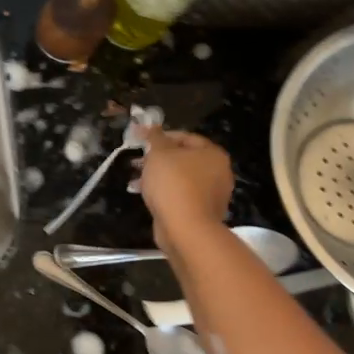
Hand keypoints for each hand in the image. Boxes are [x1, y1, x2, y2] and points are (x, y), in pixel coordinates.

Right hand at [136, 126, 233, 249]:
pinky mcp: (202, 212)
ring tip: (136, 181)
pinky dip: (165, 193)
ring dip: (158, 177)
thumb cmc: (173, 184)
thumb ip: (154, 137)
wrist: (186, 229)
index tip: (140, 141)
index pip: (185, 137)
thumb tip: (149, 124)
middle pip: (183, 158)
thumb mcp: (159, 154)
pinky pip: (181, 196)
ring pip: (180, 178)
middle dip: (157, 159)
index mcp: (213, 154)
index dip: (160, 136)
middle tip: (137, 162)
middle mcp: (218, 172)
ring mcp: (212, 194)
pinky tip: (145, 195)